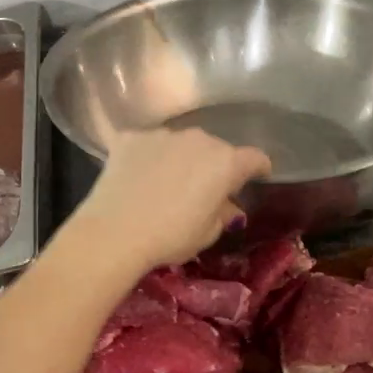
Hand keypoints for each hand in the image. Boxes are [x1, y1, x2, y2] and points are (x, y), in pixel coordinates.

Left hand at [65, 128, 270, 271]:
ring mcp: (162, 134)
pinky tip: (137, 178)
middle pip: (215, 149)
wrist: (115, 232)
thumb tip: (228, 205)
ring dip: (180, 158)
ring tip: (166, 184)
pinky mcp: (131, 137)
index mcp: (225, 163)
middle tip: (202, 189)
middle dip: (213, 165)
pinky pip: (147, 145)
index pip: (254, 158)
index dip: (258, 169)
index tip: (255, 178)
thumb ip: (224, 214)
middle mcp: (198, 139)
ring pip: (180, 144)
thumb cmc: (170, 237)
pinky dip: (147, 157)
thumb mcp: (207, 234)